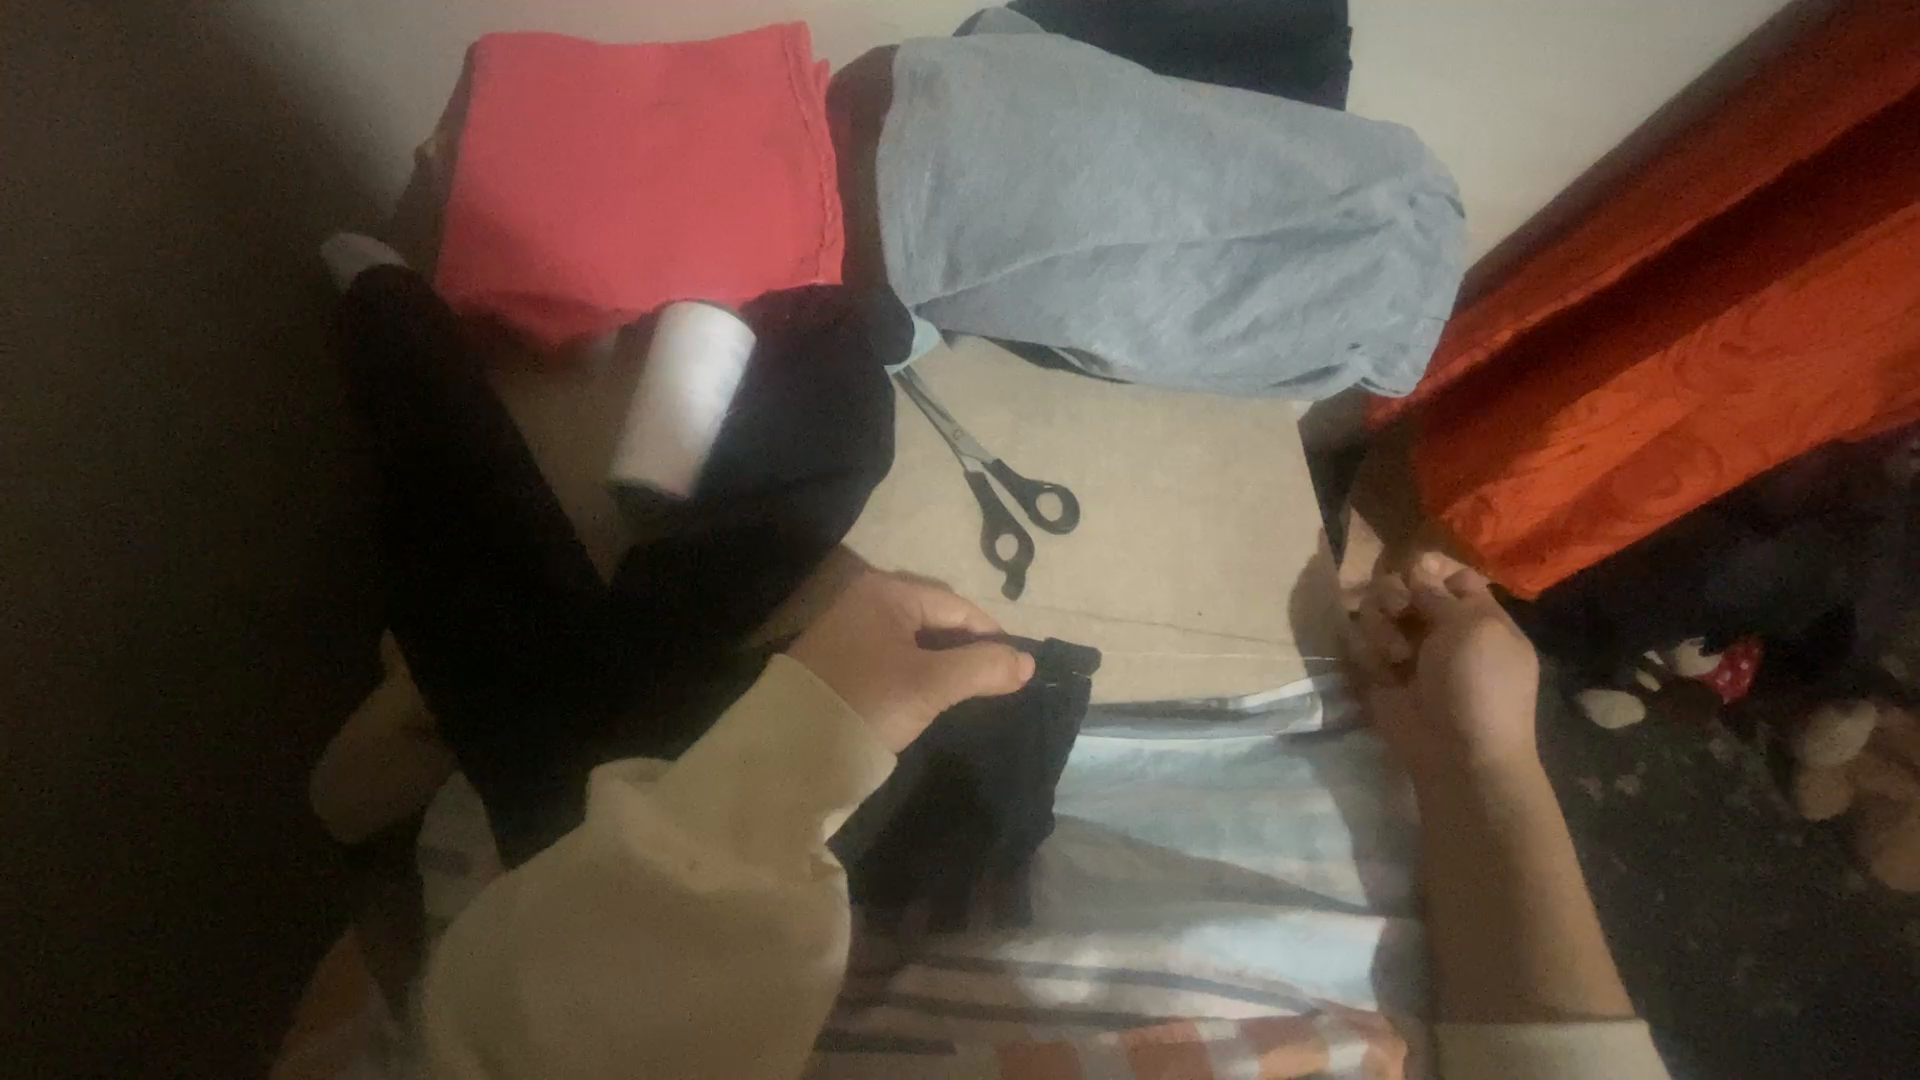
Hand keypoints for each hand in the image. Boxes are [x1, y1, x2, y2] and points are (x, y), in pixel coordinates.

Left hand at [788, 571, 1035, 751]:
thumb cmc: (867, 702)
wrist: (790, 749)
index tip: (1016, 671)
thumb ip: (982, 668)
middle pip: (936, 620)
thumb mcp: (931, 684)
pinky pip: (894, 656)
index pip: (957, 607)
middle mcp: (867, 600)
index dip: (991, 637)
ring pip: (916, 641)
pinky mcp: (842, 658)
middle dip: (966, 650)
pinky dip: (917, 672)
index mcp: (887, 592)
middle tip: (993, 684)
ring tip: (967, 693)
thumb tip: (1028, 663)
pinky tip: (930, 695)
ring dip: (943, 664)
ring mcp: (851, 629)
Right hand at [1346, 551, 1541, 790]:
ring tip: (1394, 657)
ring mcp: (1407, 651)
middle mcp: (1439, 629)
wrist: (1456, 751)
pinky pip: (1358, 644)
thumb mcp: (1475, 629)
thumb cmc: (1478, 685)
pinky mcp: (1378, 672)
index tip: (1412, 568)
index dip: (1429, 568)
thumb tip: (1417, 565)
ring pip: (1374, 613)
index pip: (1450, 577)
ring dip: (1380, 628)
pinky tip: (1381, 674)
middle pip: (1402, 588)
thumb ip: (1441, 593)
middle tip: (1396, 608)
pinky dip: (1366, 654)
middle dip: (1393, 594)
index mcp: (1475, 617)